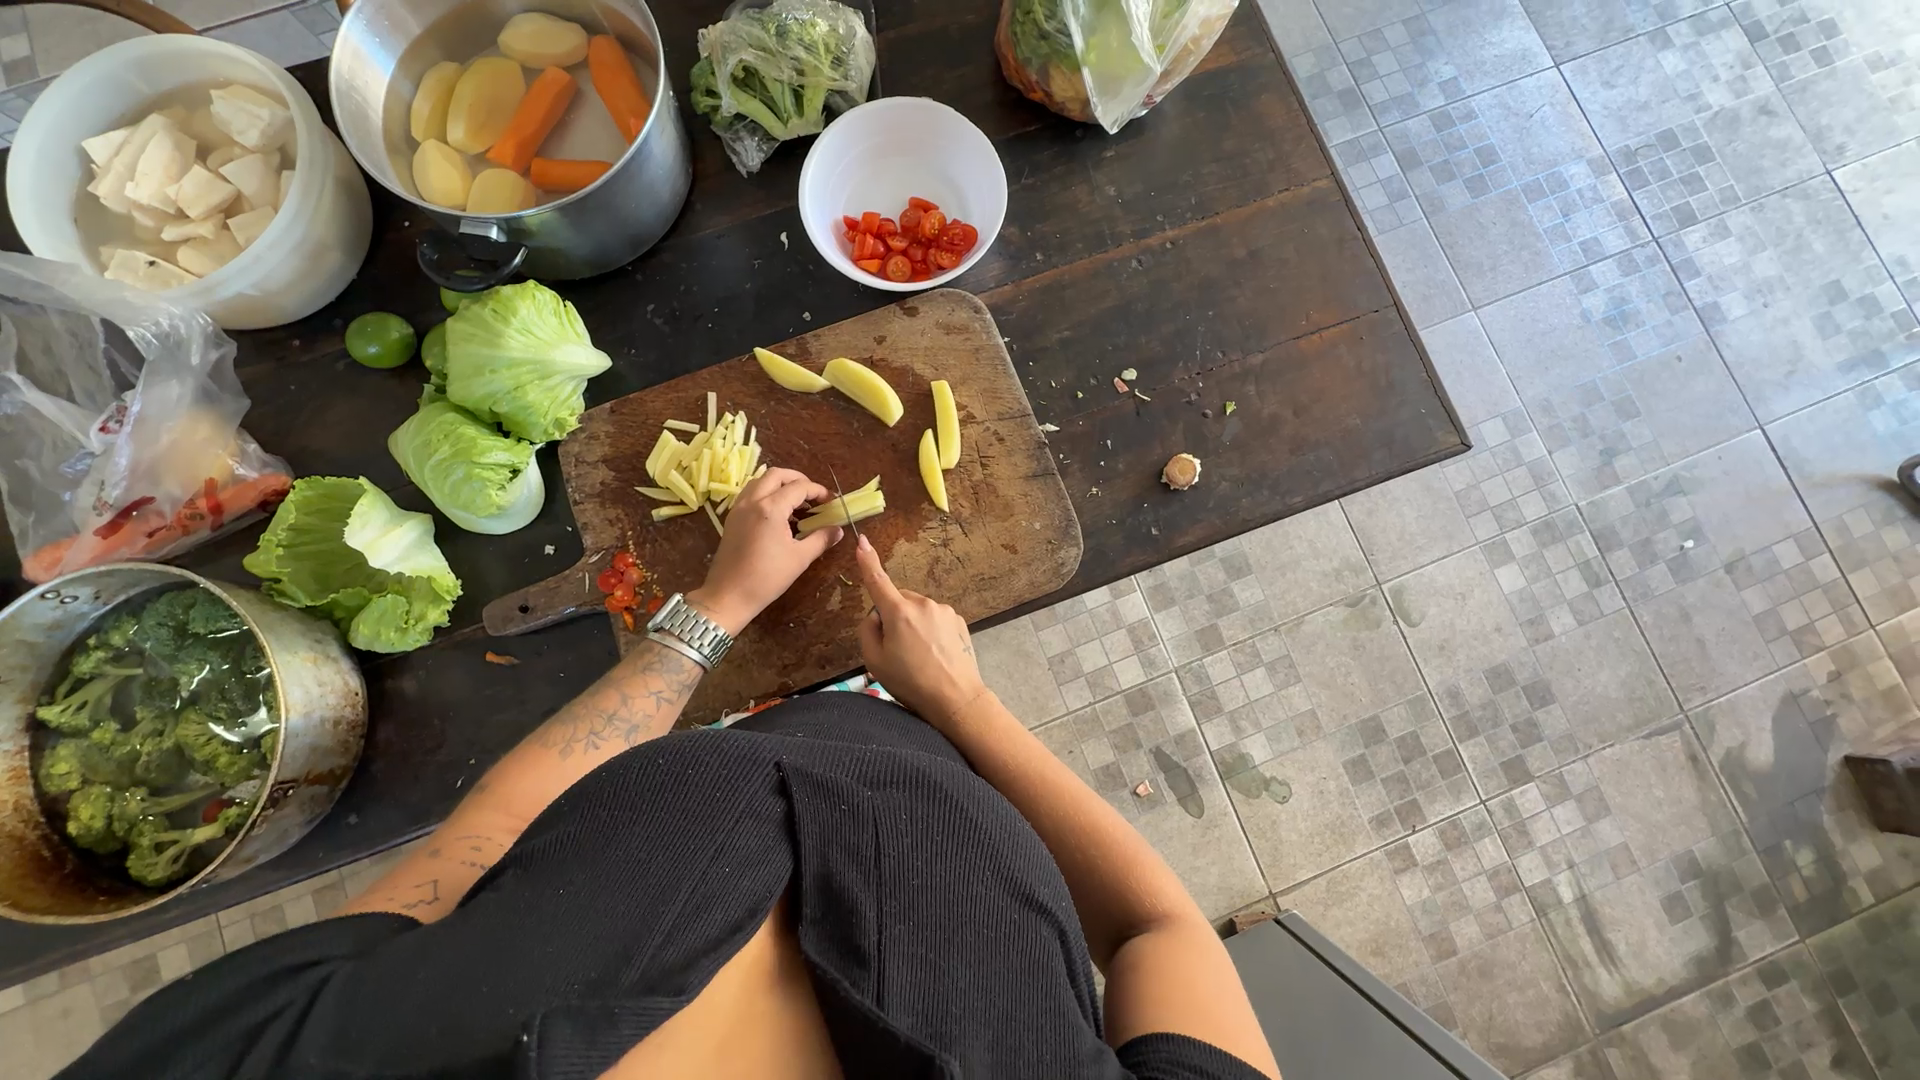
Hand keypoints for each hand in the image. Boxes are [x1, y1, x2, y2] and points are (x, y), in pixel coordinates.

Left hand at [688, 468, 842, 633]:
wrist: (728, 595)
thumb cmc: (767, 578)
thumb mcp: (800, 558)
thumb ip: (821, 539)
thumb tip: (838, 530)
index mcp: (770, 508)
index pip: (799, 487)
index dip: (818, 491)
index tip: (831, 502)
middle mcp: (752, 501)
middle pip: (776, 475)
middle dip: (798, 480)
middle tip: (813, 495)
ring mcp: (739, 508)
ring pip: (760, 481)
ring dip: (780, 485)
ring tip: (796, 503)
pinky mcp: (732, 518)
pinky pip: (750, 494)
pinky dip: (766, 494)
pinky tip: (778, 513)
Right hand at [853, 534, 989, 730]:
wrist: (956, 698)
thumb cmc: (911, 683)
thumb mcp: (875, 662)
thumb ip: (868, 631)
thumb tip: (875, 616)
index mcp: (898, 612)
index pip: (877, 580)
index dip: (867, 560)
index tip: (861, 542)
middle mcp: (922, 604)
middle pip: (898, 600)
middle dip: (893, 616)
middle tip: (895, 649)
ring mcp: (943, 611)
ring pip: (917, 610)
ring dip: (912, 624)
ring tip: (918, 656)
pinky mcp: (958, 620)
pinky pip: (935, 618)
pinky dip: (930, 630)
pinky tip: (934, 654)